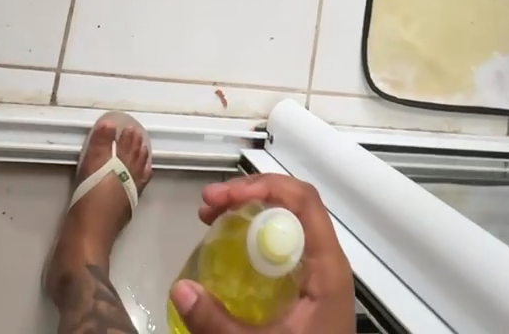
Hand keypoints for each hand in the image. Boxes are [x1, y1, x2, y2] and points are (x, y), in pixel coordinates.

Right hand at [170, 175, 355, 333]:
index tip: (222, 200)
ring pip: (289, 223)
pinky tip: (230, 248)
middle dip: (249, 195)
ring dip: (251, 213)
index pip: (302, 201)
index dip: (263, 187)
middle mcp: (328, 262)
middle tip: (207, 206)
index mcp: (328, 268)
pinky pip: (286, 247)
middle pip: (293, 205)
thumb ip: (218, 324)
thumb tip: (180, 288)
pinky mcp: (311, 290)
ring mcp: (320, 275)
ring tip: (211, 218)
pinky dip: (257, 238)